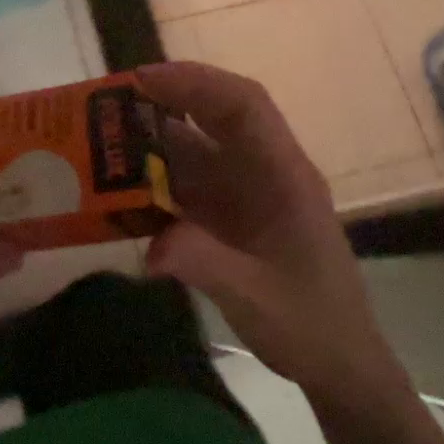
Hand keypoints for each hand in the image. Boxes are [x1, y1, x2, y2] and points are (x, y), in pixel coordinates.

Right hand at [138, 62, 399, 398]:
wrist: (339, 364)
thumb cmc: (310, 324)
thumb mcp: (255, 298)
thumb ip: (204, 264)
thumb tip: (150, 245)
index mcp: (285, 175)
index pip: (245, 106)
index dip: (196, 83)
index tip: (143, 79)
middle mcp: (266, 172)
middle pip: (219, 115)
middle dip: (168, 98)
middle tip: (110, 100)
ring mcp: (249, 192)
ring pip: (200, 147)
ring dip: (156, 140)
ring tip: (104, 139)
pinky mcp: (233, 216)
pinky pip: (192, 182)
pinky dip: (158, 179)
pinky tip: (123, 190)